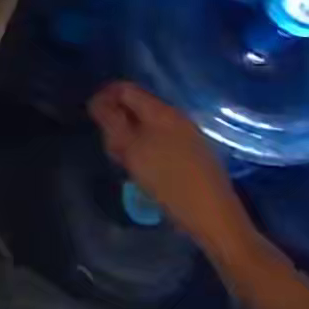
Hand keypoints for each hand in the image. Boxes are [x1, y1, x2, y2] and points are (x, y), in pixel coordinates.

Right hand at [87, 81, 259, 260]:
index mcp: (161, 110)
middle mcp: (177, 117)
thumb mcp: (129, 148)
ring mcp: (189, 136)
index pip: (125, 88)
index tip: (92, 118)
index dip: (104, 97)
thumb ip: (110, 120)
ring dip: (130, 137)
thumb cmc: (168, 180)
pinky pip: (162, 140)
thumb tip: (97, 101)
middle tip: (108, 145)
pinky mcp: (196, 156)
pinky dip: (146, 149)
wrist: (216, 220)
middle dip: (117, 120)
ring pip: (149, 125)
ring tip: (124, 161)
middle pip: (137, 106)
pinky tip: (145, 171)